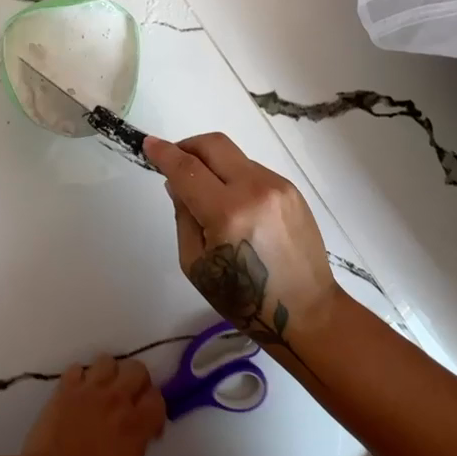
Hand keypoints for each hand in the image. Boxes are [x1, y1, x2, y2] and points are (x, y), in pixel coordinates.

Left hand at [21, 352, 164, 455]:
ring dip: (109, 374)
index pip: (157, 398)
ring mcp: (88, 390)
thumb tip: (141, 440)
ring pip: (106, 360)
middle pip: (136, 368)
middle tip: (129, 400)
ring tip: (103, 391)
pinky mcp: (64, 389)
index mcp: (135, 424)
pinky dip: (80, 377)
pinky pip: (76, 368)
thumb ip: (140, 448)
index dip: (155, 409)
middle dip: (137, 381)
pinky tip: (78, 391)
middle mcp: (115, 399)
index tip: (148, 424)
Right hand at [143, 133, 342, 354]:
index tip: (149, 143)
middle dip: (187, 146)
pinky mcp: (291, 189)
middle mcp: (254, 189)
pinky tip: (235, 206)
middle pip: (213, 144)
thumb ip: (184, 217)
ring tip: (207, 193)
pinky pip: (252, 171)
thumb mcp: (196, 264)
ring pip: (233, 156)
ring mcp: (277, 186)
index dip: (164, 153)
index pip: (187, 169)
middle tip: (174, 160)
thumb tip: (177, 184)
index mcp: (227, 213)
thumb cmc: (245, 299)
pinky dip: (234, 177)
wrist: (307, 311)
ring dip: (212, 164)